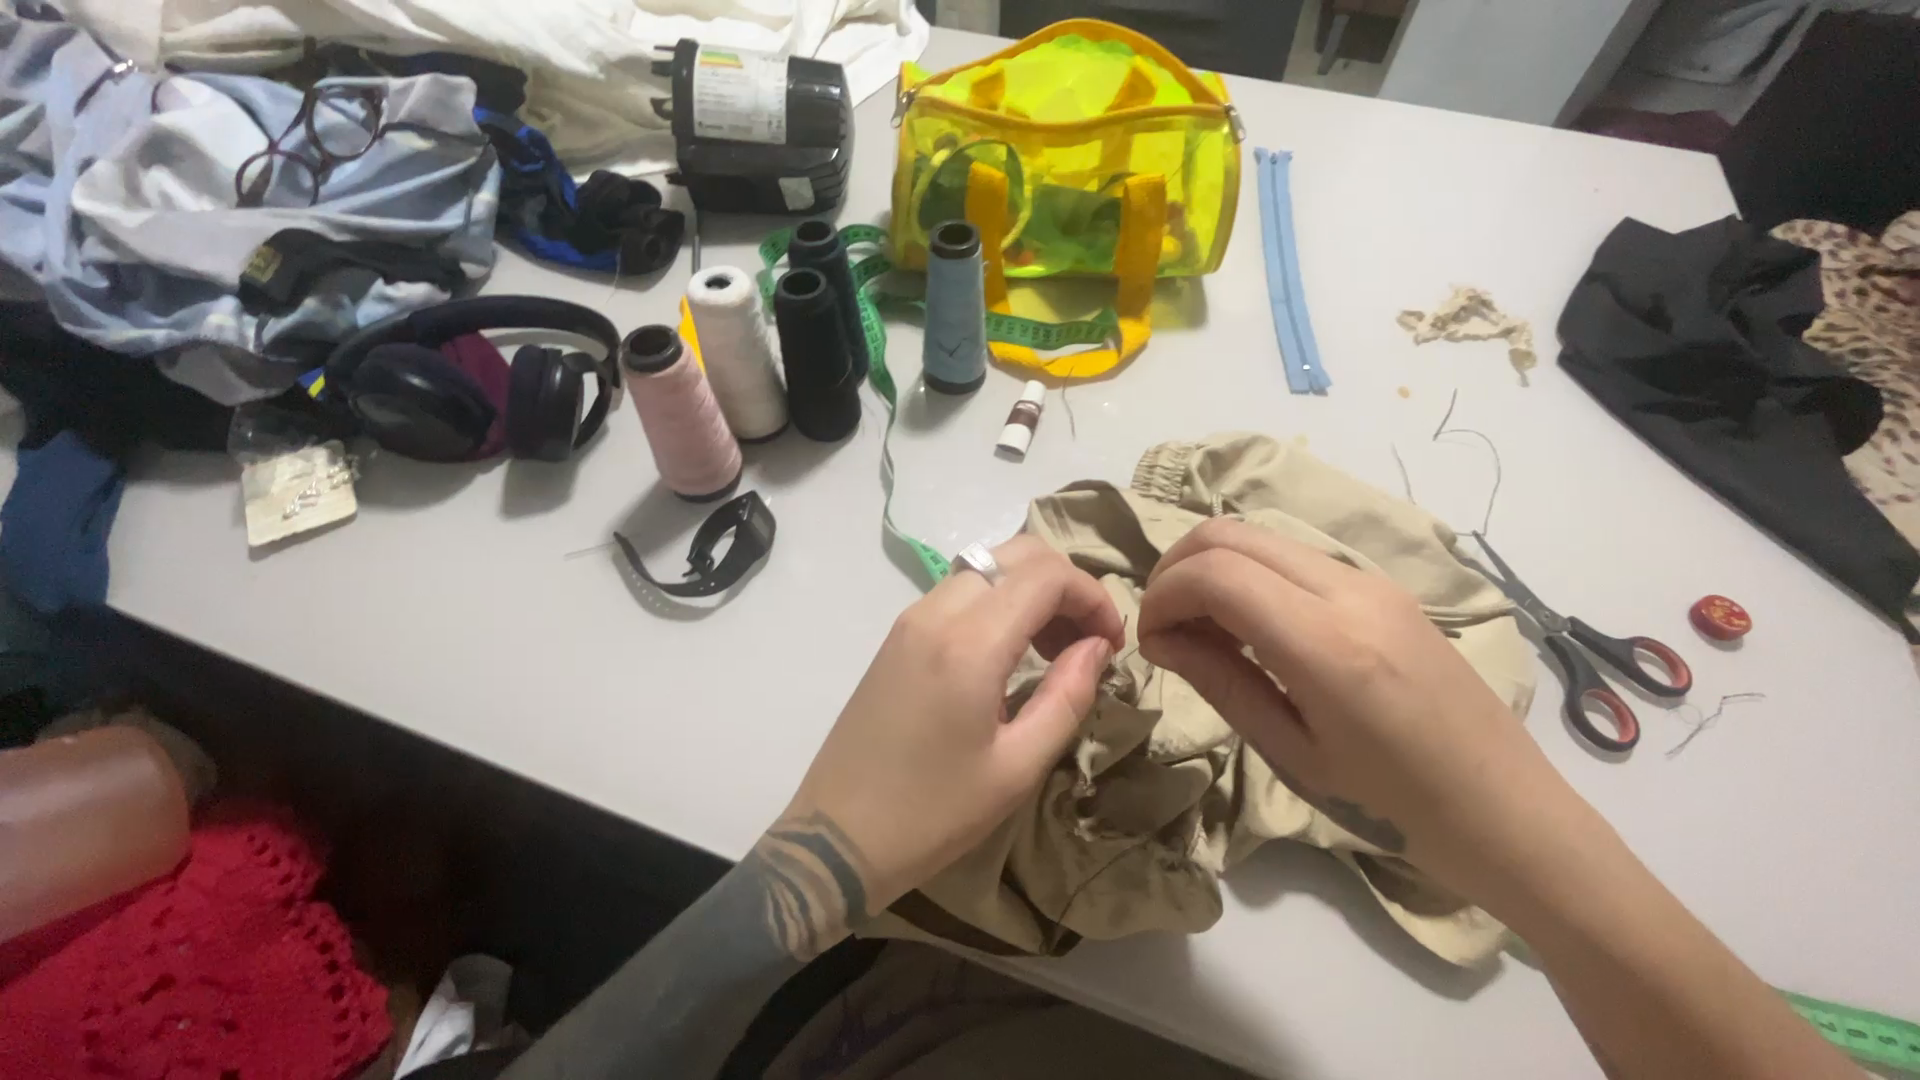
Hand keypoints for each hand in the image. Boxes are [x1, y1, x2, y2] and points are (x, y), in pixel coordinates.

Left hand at [779, 536, 1123, 928]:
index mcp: (969, 644)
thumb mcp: (1016, 767)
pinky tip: (1010, 653)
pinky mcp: (896, 637)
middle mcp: (935, 614)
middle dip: (1066, 584)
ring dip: (1030, 591)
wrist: (836, 836)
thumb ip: (1066, 696)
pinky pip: (959, 592)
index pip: (1046, 575)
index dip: (1093, 597)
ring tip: (1054, 650)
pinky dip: (997, 602)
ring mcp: (909, 620)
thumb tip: (1097, 647)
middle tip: (1087, 641)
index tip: (1112, 644)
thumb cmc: (932, 813)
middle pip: (1016, 554)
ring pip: (986, 567)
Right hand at [1136, 518, 1583, 898]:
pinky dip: (1249, 574)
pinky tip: (1249, 627)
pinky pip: (1293, 556)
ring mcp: (1371, 580)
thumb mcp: (1291, 753)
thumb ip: (1220, 681)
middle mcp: (1349, 590)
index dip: (1163, 596)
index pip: (1214, 573)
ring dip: (1212, 568)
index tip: (1151, 641)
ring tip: (1202, 629)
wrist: (1506, 812)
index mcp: (1326, 643)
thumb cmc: (1393, 806)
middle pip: (1229, 534)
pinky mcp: (1382, 586)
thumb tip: (1161, 638)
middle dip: (1176, 569)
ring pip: (1259, 536)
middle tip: (1165, 625)